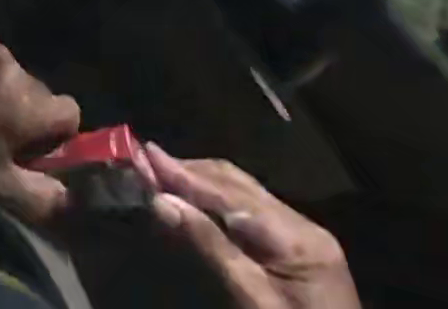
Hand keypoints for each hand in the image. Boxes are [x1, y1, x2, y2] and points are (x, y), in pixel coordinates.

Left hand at [0, 34, 80, 222]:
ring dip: (11, 94)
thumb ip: (42, 196)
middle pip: (45, 96)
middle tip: (2, 132)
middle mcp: (18, 72)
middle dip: (32, 115)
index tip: (32, 146)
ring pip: (23, 79)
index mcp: (27, 106)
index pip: (70, 113)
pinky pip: (2, 62)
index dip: (57, 134)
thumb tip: (70, 198)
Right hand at [144, 143, 359, 308]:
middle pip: (236, 183)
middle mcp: (302, 224)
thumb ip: (210, 248)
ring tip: (160, 173)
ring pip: (240, 190)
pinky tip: (190, 197)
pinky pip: (247, 207)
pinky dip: (214, 198)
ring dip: (199, 180)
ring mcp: (302, 233)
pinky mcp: (295, 245)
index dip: (185, 174)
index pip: (230, 195)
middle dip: (189, 171)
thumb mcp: (254, 303)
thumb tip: (161, 200)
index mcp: (299, 239)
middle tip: (145, 162)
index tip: (145, 153)